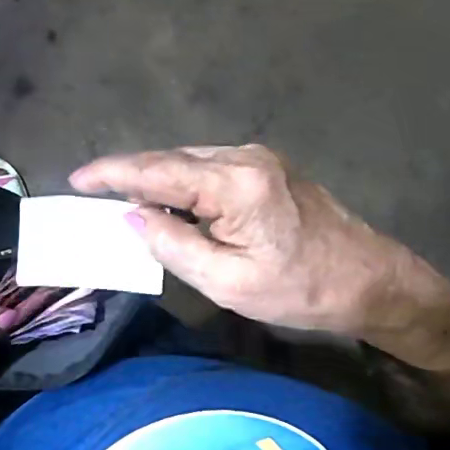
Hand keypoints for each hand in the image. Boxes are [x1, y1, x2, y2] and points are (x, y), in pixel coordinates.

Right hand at [70, 145, 449, 347]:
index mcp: (234, 185)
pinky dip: (176, 180)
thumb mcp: (227, 282)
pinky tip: (164, 198)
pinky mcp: (264, 167)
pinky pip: (205, 167)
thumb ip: (172, 245)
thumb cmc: (300, 290)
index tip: (77, 178)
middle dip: (127, 173)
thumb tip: (132, 217)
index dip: (112, 173)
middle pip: (169, 159)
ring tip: (118, 195)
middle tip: (90, 189)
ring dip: (151, 176)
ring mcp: (257, 158)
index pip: (157, 172)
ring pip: (186, 160)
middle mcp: (243, 158)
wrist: (372, 281)